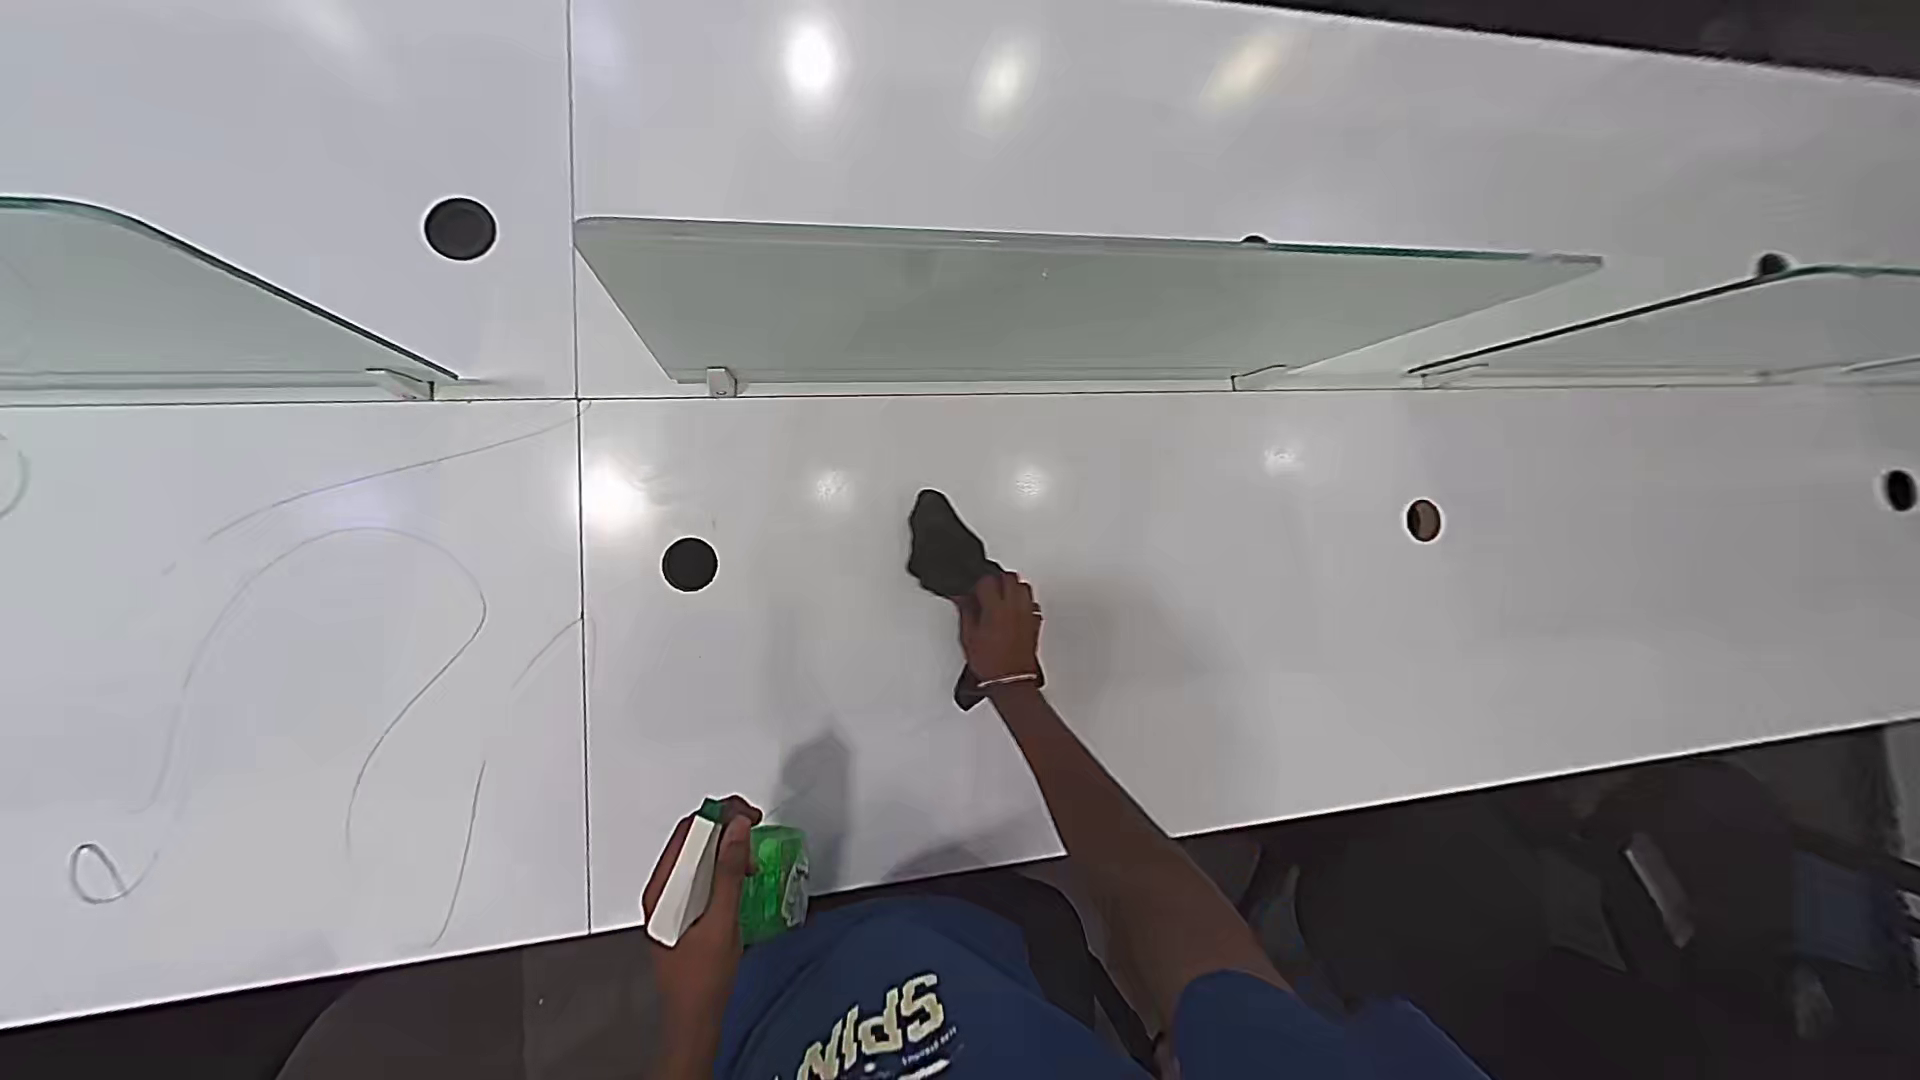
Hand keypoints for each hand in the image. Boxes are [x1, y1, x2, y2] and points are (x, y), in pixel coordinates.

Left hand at [643, 795, 760, 1068]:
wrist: (695, 1019)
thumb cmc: (704, 976)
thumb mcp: (721, 920)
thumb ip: (729, 872)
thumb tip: (737, 827)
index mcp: (662, 890)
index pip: (688, 831)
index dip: (720, 814)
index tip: (750, 813)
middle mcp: (662, 889)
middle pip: (692, 837)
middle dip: (726, 824)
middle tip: (754, 823)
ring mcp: (672, 898)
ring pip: (699, 852)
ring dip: (727, 844)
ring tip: (750, 857)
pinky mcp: (684, 906)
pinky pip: (702, 869)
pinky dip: (725, 862)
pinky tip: (742, 873)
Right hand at [955, 571, 1040, 682]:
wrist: (1010, 681)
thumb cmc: (991, 664)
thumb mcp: (968, 637)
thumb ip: (966, 611)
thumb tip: (961, 597)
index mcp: (996, 609)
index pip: (988, 580)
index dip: (978, 583)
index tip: (973, 591)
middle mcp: (1015, 608)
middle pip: (1009, 577)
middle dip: (996, 580)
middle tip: (986, 591)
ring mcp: (1027, 614)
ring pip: (1023, 586)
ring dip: (1012, 588)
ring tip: (1000, 597)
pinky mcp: (1035, 622)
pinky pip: (1032, 602)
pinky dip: (1023, 601)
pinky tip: (1013, 609)